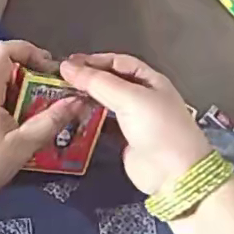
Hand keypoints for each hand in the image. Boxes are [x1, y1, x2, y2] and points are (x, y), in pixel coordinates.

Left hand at [0, 40, 85, 199]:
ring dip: (20, 82)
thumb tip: (77, 101)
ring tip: (41, 100)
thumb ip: (52, 120)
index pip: (2, 50)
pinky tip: (24, 116)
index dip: (28, 50)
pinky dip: (10, 96)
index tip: (49, 67)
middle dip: (27, 65)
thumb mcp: (23, 144)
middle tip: (48, 82)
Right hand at [58, 53, 212, 195]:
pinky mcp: (125, 139)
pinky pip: (104, 124)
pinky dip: (89, 119)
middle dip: (88, 79)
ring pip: (105, 102)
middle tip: (60, 80)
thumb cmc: (157, 128)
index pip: (118, 62)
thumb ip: (97, 82)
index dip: (94, 61)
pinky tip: (73, 118)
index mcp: (149, 80)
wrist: (174, 173)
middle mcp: (142, 96)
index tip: (67, 64)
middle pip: (110, 81)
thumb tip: (66, 67)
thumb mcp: (129, 98)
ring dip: (86, 98)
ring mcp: (134, 119)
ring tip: (62, 97)